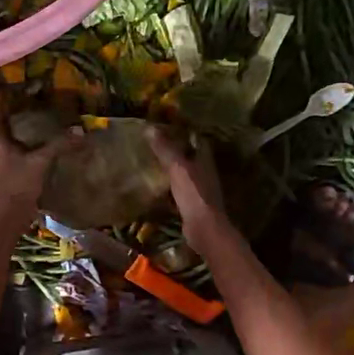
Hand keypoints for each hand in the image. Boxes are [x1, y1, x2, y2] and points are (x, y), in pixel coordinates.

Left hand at [0, 121, 77, 223]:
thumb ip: (59, 146)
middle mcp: (0, 163)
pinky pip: (9, 178)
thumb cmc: (20, 184)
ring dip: (3, 157)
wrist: (9, 217)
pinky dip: (15, 174)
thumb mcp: (41, 162)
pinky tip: (25, 173)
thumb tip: (79, 130)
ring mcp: (2, 179)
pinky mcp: (8, 193)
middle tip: (5, 129)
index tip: (0, 108)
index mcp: (4, 151)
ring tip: (15, 151)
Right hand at [146, 126, 233, 251]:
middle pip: (189, 156)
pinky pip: (178, 190)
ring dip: (171, 168)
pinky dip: (168, 187)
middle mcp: (204, 172)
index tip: (166, 126)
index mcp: (204, 160)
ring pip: (184, 173)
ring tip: (151, 162)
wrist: (204, 228)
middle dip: (175, 150)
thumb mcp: (177, 168)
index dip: (184, 132)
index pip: (196, 140)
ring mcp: (200, 189)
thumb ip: (165, 149)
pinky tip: (155, 187)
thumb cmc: (194, 194)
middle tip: (154, 144)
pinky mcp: (192, 205)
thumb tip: (149, 128)